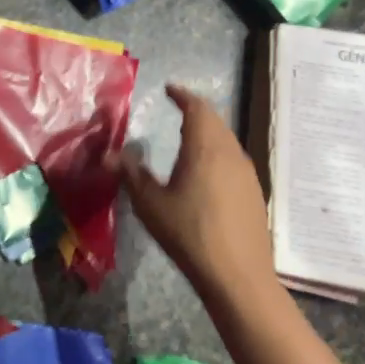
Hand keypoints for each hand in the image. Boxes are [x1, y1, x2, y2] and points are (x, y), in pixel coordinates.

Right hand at [107, 84, 274, 296]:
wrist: (237, 274)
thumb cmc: (188, 232)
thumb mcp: (149, 203)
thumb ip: (131, 174)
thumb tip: (110, 154)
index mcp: (205, 149)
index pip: (198, 109)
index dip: (183, 96)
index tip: (169, 89)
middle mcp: (231, 154)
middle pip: (216, 122)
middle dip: (196, 112)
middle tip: (177, 109)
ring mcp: (247, 175)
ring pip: (227, 141)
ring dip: (209, 133)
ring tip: (188, 138)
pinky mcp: (254, 194)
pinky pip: (233, 160)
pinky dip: (217, 153)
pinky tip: (205, 171)